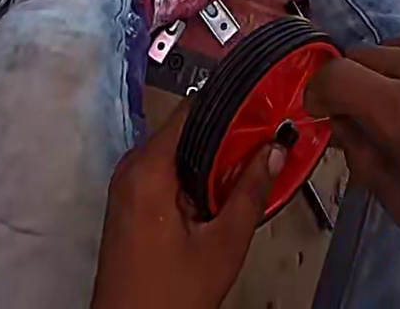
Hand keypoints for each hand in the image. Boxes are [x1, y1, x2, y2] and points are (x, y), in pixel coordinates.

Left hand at [91, 100, 281, 308]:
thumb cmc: (168, 296)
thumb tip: (272, 152)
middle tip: (258, 147)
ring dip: (206, 160)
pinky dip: (189, 175)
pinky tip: (214, 196)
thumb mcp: (221, 248)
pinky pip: (162, 171)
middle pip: (182, 131)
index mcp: (149, 166)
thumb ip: (249, 195)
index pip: (189, 111)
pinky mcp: (128, 198)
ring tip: (242, 173)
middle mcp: (131, 164)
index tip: (257, 113)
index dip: (226, 109)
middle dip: (221, 139)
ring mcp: (126, 181)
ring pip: (174, 151)